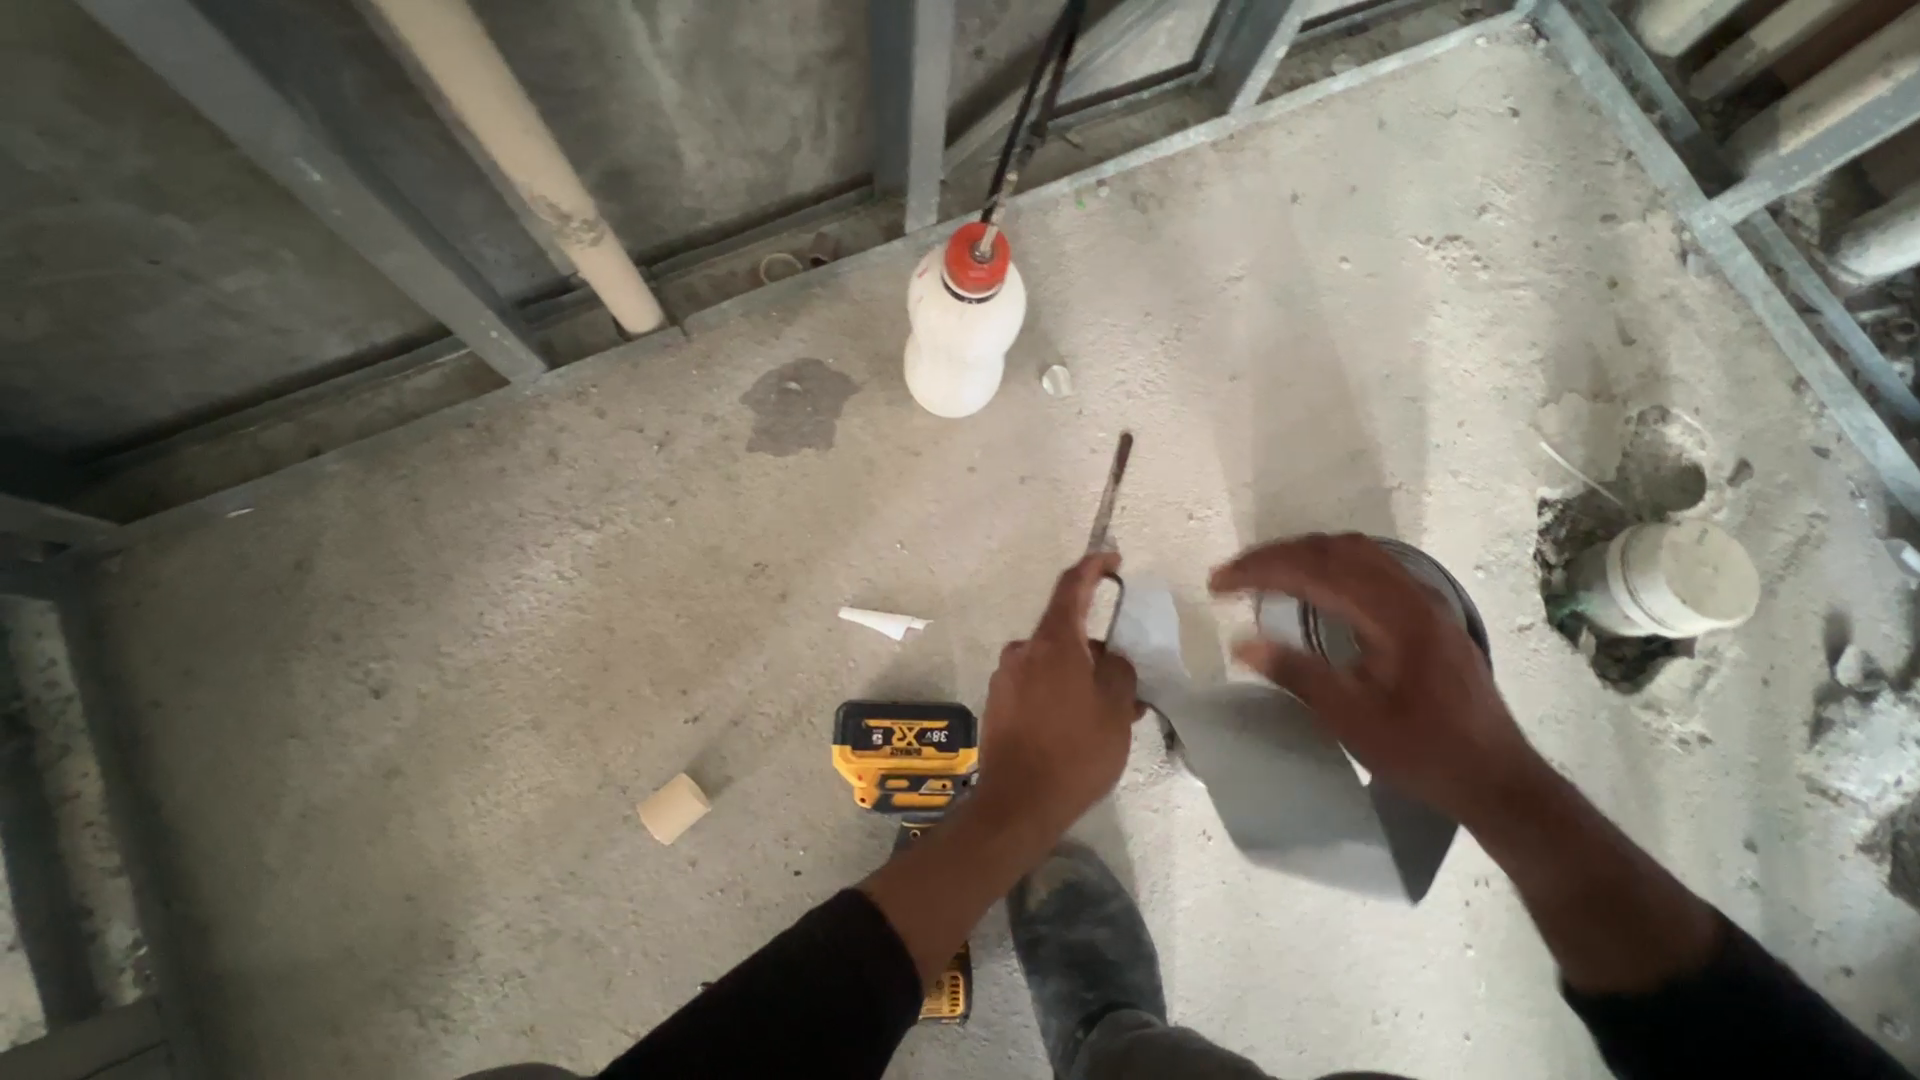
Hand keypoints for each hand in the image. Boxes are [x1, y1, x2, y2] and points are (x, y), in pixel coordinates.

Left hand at [975, 553, 1140, 832]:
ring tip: (1106, 717)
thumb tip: (1109, 659)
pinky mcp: (997, 704)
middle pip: (1065, 634)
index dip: (1093, 568)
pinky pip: (1035, 686)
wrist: (1018, 804)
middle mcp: (1022, 652)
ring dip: (1078, 678)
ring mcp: (1004, 678)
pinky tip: (1076, 729)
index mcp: (1052, 643)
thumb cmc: (1075, 753)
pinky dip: (1058, 695)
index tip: (1111, 559)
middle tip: (1125, 686)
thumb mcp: (1116, 710)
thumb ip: (1119, 671)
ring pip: (1051, 665)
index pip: (1072, 587)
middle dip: (1095, 652)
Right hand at [1209, 533, 1543, 827]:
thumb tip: (1242, 644)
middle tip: (1232, 575)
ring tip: (1263, 573)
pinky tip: (1314, 585)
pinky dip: (1331, 563)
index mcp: (1395, 618)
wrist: (1498, 779)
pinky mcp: (1430, 614)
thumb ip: (1298, 675)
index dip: (1261, 570)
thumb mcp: (1352, 721)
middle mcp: (1413, 597)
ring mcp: (1426, 602)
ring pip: (1357, 552)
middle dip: (1276, 555)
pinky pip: (1373, 566)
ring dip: (1304, 554)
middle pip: (1335, 550)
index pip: (1316, 571)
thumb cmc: (1423, 754)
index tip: (1218, 583)